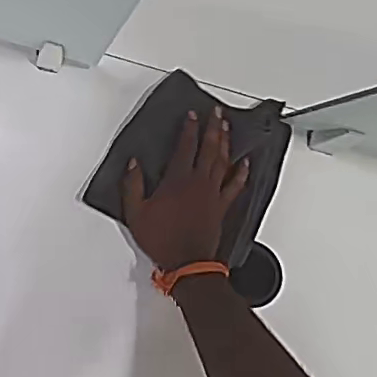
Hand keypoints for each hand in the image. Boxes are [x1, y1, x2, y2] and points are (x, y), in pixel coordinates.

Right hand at [122, 106, 249, 270]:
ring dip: (225, 142)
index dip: (189, 129)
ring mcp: (213, 194)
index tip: (191, 115)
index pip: (185, 147)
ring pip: (223, 161)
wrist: (188, 263)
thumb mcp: (135, 211)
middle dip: (213, 128)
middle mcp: (198, 183)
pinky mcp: (221, 207)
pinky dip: (240, 172)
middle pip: (209, 149)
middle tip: (217, 113)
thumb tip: (133, 164)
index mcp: (177, 181)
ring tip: (227, 128)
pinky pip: (235, 185)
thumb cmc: (162, 239)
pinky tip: (244, 163)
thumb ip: (132, 185)